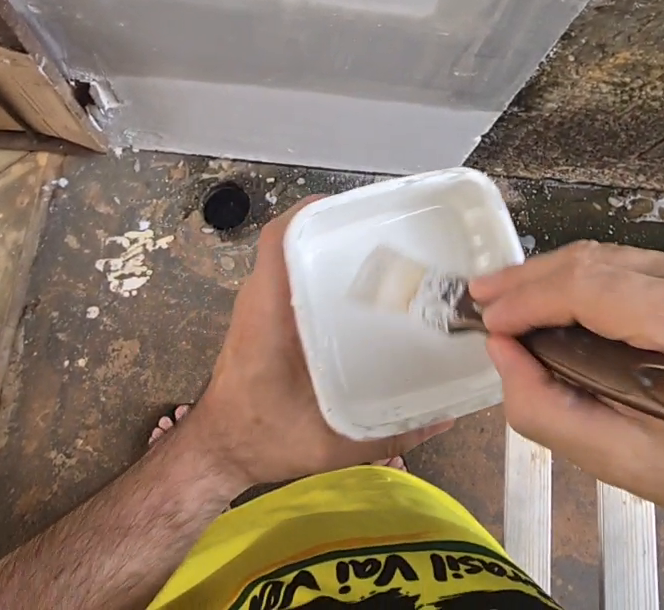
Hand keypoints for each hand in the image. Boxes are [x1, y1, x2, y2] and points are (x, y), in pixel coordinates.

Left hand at [187, 197, 448, 485]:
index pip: (281, 239)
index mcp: (270, 312)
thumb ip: (389, 433)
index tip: (359, 212)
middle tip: (390, 237)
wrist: (218, 451)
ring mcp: (259, 303)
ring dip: (329, 250)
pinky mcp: (263, 315)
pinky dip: (320, 271)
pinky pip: (290, 275)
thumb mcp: (331, 444)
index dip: (314, 213)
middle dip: (338, 230)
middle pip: (294, 240)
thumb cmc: (264, 438)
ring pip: (292, 256)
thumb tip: (445, 414)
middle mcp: (261, 297)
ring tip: (381, 257)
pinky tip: (357, 292)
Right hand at [469, 242, 663, 542]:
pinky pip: (621, 265)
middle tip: (481, 300)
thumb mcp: (618, 459)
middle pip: (590, 260)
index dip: (526, 297)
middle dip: (528, 280)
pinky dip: (578, 281)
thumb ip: (545, 407)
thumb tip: (501, 350)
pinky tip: (551, 300)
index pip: (586, 286)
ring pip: (602, 256)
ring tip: (506, 301)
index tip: (485, 319)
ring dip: (549, 277)